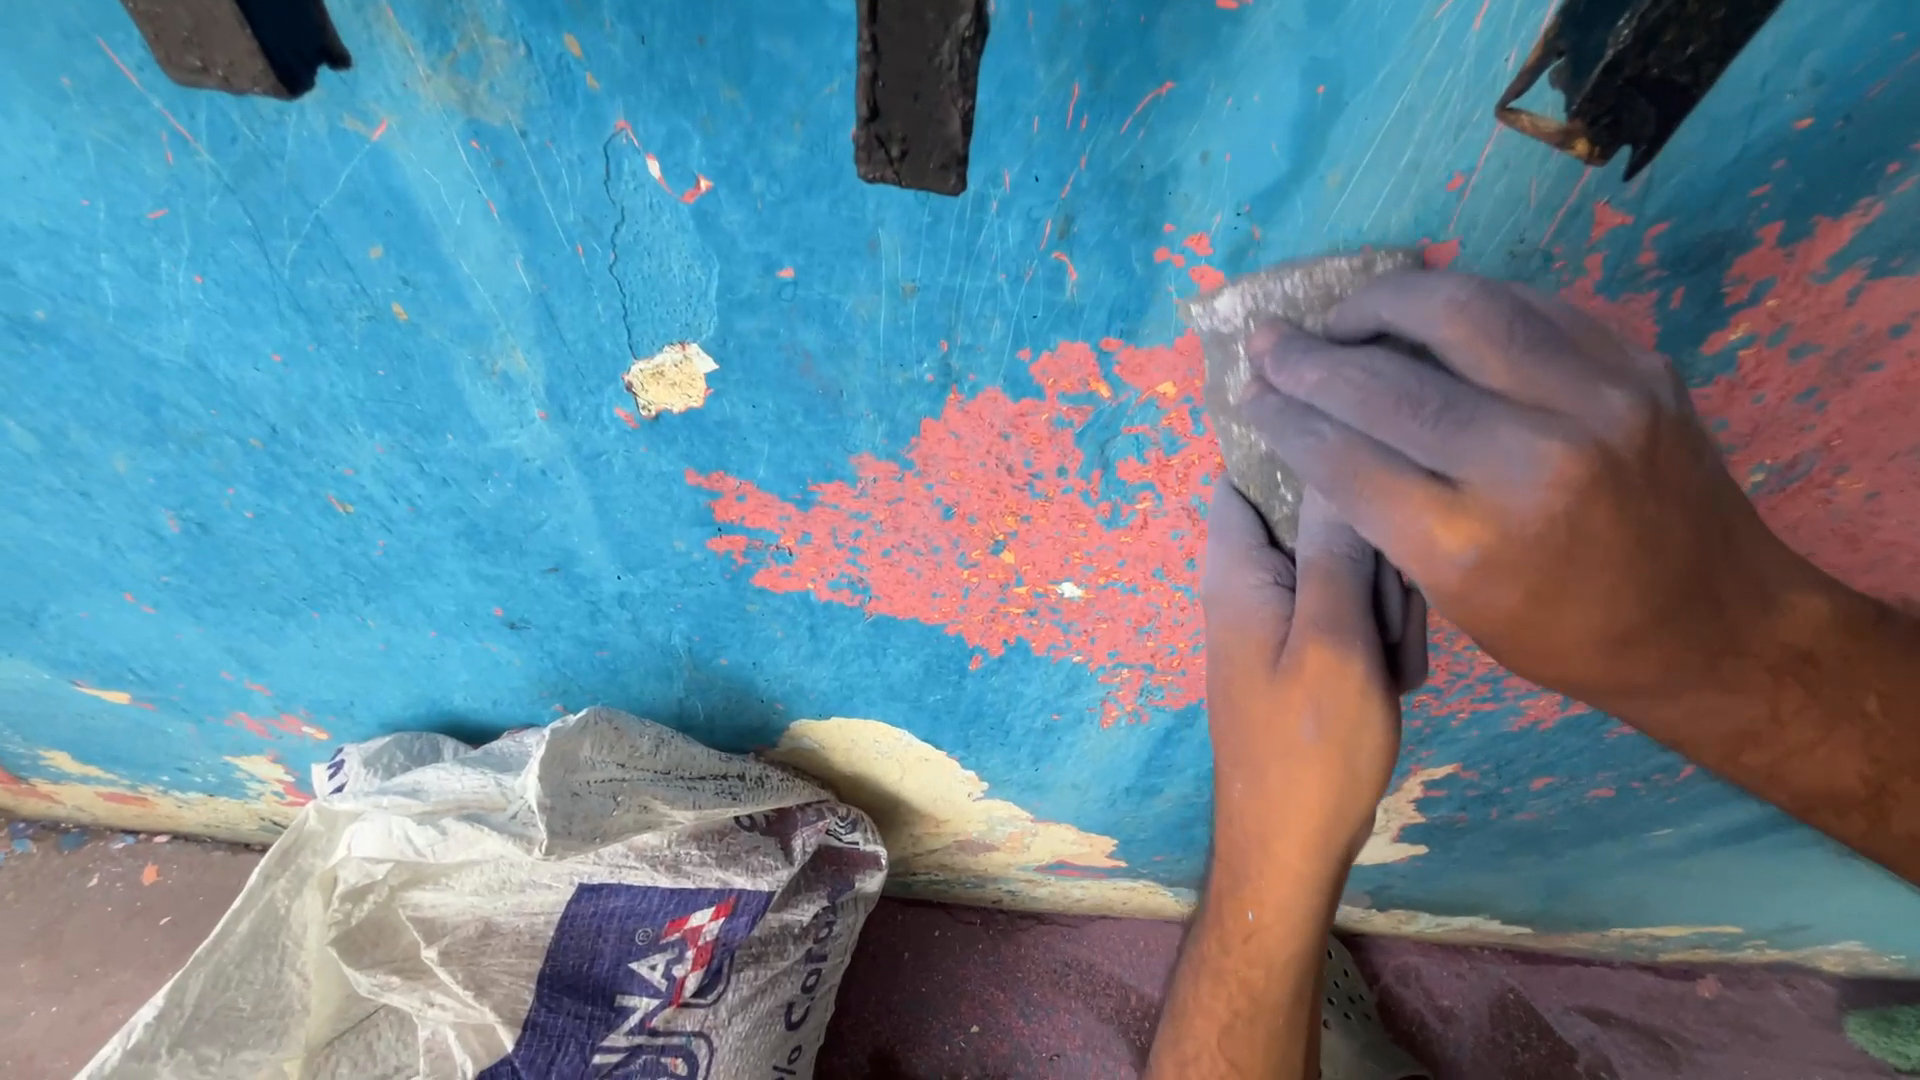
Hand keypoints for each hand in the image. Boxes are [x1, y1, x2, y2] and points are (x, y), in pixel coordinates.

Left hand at [1201, 478, 1425, 866]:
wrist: (1295, 837)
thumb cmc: (1310, 742)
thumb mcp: (1333, 636)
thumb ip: (1333, 547)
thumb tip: (1324, 457)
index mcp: (1236, 567)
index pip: (1246, 474)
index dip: (1300, 454)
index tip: (1366, 461)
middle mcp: (1247, 581)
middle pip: (1313, 519)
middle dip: (1365, 553)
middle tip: (1384, 617)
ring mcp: (1278, 615)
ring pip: (1344, 566)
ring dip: (1380, 605)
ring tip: (1388, 664)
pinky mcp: (1304, 645)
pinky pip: (1348, 611)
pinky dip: (1376, 636)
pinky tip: (1390, 680)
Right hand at [1239, 271, 1822, 713]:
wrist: (1715, 626)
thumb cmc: (1556, 633)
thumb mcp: (1445, 597)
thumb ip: (1380, 512)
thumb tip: (1318, 431)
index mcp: (1465, 542)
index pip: (1341, 456)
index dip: (1282, 416)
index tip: (1249, 392)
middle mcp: (1528, 463)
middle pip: (1386, 382)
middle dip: (1309, 357)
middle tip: (1269, 341)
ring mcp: (1594, 402)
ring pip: (1460, 311)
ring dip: (1381, 303)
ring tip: (1343, 315)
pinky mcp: (1637, 365)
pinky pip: (1527, 305)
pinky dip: (1460, 303)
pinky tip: (1425, 314)